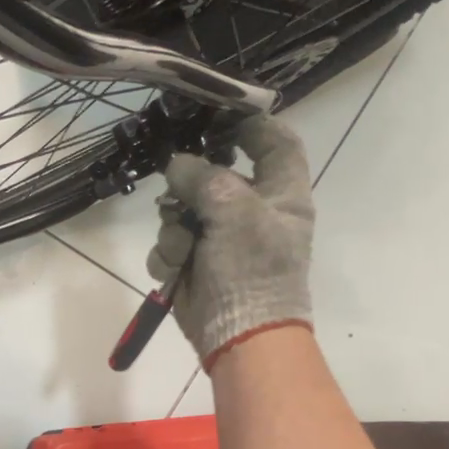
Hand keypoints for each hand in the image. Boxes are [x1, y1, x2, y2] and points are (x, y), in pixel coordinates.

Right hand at [147, 116, 315, 368]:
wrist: (237, 333)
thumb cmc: (251, 271)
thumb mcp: (235, 213)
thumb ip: (205, 179)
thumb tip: (176, 163)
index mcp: (281, 193)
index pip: (275, 143)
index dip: (252, 124)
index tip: (217, 115)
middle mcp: (251, 211)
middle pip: (211, 176)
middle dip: (189, 187)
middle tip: (177, 193)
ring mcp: (219, 238)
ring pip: (180, 212)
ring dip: (174, 231)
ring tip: (183, 253)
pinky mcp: (192, 262)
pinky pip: (168, 243)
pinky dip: (167, 256)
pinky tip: (176, 271)